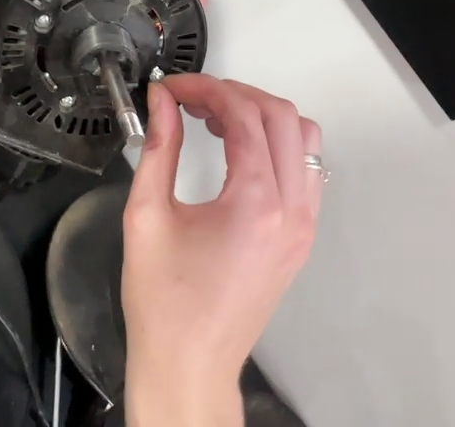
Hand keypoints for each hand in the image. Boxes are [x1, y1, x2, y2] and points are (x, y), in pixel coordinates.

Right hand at [122, 74, 322, 425]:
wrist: (189, 365)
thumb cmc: (164, 303)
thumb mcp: (147, 216)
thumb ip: (158, 148)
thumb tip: (162, 102)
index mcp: (255, 204)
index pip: (242, 116)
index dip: (205, 89)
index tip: (172, 88)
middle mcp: (292, 209)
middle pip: (280, 115)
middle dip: (234, 93)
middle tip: (192, 98)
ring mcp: (304, 223)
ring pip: (303, 136)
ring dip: (262, 115)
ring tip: (217, 120)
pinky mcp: (302, 235)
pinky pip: (307, 168)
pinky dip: (278, 144)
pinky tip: (241, 149)